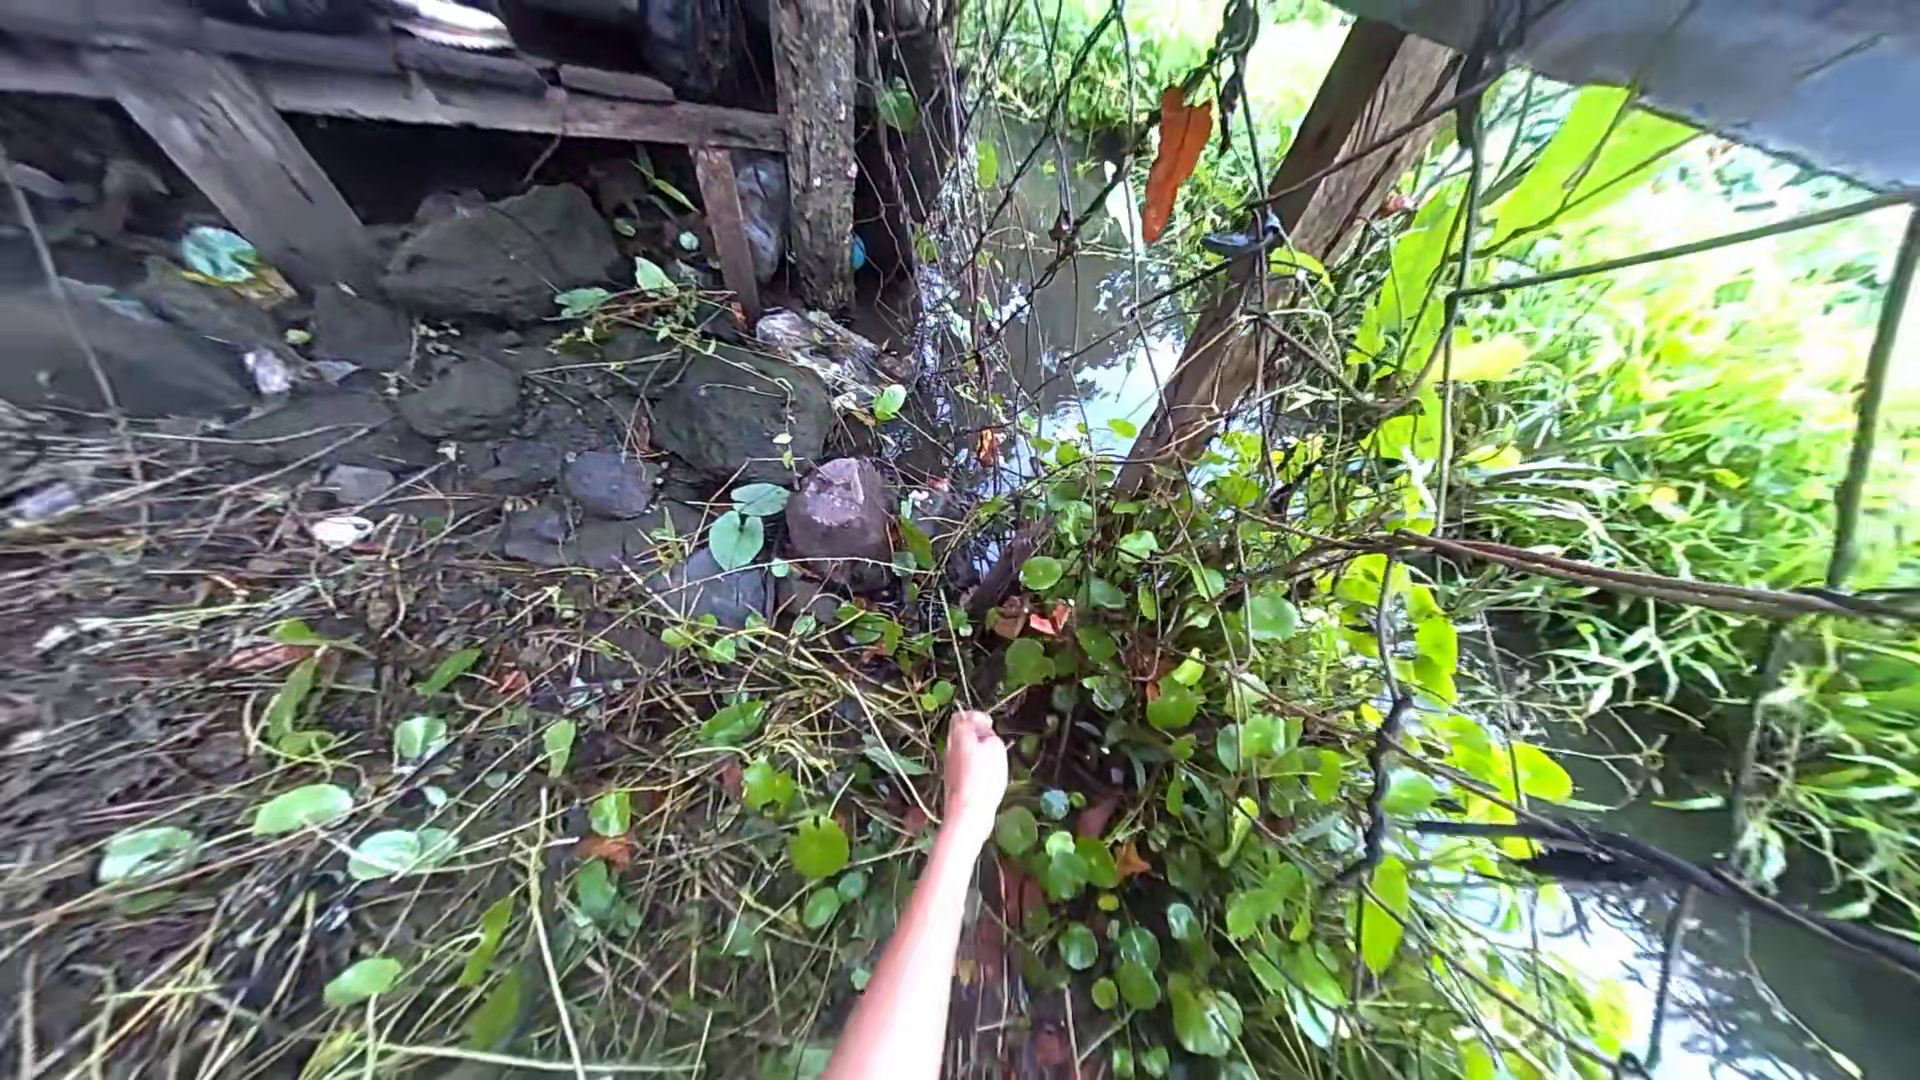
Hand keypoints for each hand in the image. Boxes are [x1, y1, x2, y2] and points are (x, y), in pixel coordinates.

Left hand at [942, 710, 1006, 845]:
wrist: (968, 814)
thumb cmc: (983, 778)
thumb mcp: (997, 748)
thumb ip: (991, 736)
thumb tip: (986, 738)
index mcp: (958, 734)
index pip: (962, 715)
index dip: (978, 717)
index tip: (990, 725)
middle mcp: (949, 746)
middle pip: (960, 732)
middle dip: (977, 733)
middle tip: (992, 740)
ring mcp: (949, 764)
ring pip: (962, 748)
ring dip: (976, 749)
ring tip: (991, 758)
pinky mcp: (953, 780)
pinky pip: (964, 764)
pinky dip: (974, 764)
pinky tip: (986, 775)